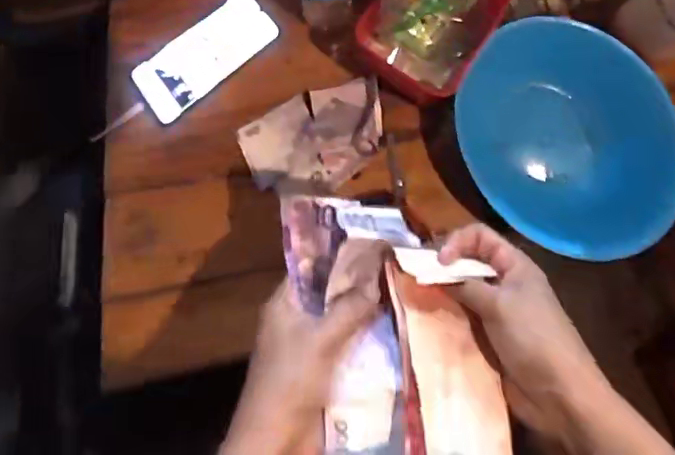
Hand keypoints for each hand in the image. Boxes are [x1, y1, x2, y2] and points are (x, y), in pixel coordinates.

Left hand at [221, 238, 385, 453]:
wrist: (275, 442)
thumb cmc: (289, 380)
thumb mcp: (320, 340)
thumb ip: (347, 309)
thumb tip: (374, 279)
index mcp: (285, 302)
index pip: (312, 265)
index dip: (338, 253)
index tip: (369, 240)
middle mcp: (296, 317)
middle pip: (329, 292)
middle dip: (357, 282)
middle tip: (393, 265)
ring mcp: (309, 344)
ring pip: (341, 318)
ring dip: (365, 312)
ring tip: (399, 292)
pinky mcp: (322, 369)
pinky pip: (347, 345)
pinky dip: (366, 339)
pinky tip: (392, 331)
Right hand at [437, 224, 603, 435]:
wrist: (562, 396)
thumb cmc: (533, 338)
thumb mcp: (497, 305)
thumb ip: (464, 285)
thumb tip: (434, 273)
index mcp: (515, 265)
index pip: (480, 236)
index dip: (457, 241)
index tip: (440, 261)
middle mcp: (507, 282)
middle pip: (471, 261)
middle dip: (447, 266)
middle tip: (423, 274)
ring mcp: (501, 310)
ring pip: (467, 290)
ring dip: (447, 291)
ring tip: (426, 295)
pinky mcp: (494, 335)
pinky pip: (468, 316)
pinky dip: (453, 314)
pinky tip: (438, 317)